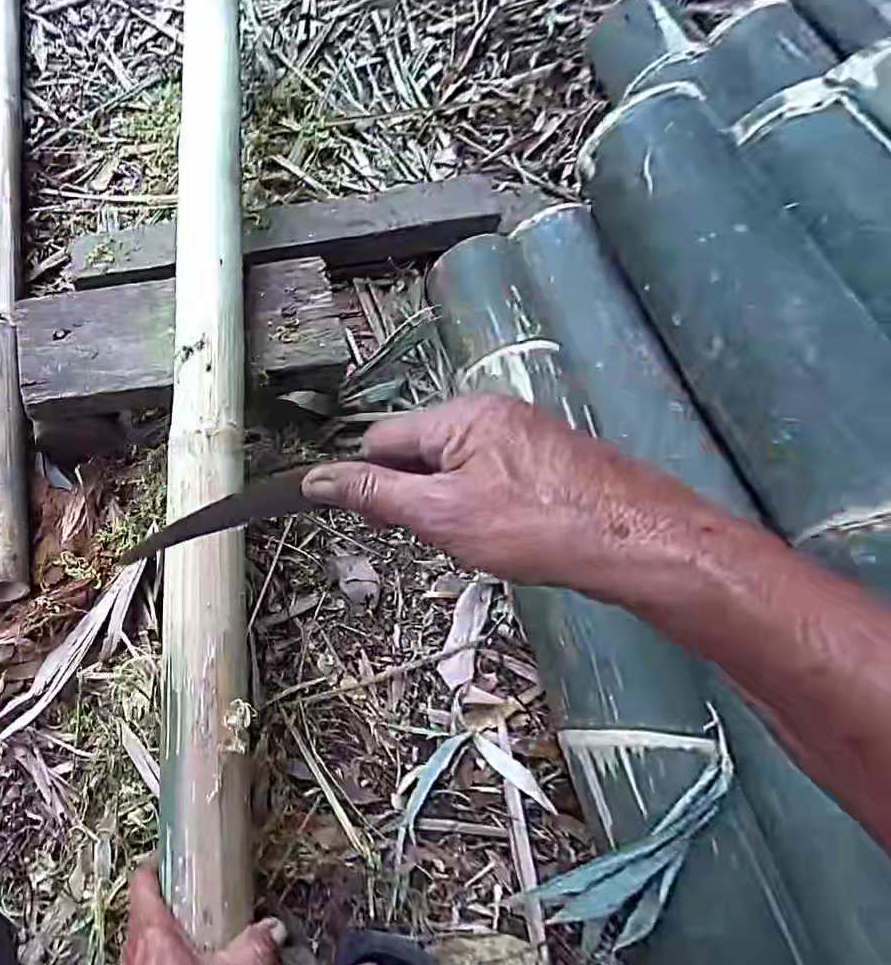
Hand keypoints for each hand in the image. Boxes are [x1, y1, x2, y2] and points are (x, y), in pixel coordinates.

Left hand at [113, 862, 284, 964]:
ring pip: (142, 944)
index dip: (154, 865)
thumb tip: (271, 930)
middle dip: (168, 908)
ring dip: (164, 942)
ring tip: (194, 951)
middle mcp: (131, 949)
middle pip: (143, 912)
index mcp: (150, 932)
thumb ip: (252, 952)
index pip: (141, 879)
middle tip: (194, 909)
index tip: (170, 861)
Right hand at [299, 394, 752, 600]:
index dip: (369, 482)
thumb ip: (368, 493)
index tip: (383, 521)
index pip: (377, 441)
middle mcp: (489, 414)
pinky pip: (479, 474)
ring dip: (439, 501)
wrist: (654, 550)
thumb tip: (311, 480)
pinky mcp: (544, 457)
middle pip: (411, 452)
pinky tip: (497, 529)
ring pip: (444, 467)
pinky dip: (472, 502)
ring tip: (469, 534)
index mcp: (460, 417)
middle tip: (429, 530)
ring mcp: (520, 434)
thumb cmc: (540, 527)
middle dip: (407, 493)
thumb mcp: (436, 513)